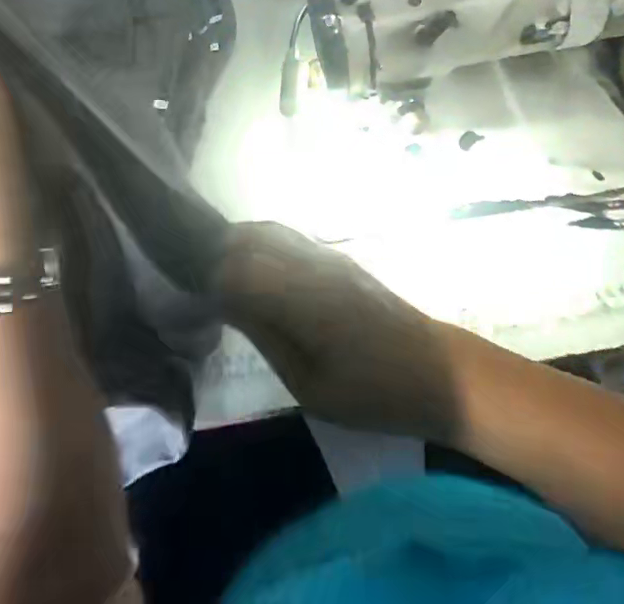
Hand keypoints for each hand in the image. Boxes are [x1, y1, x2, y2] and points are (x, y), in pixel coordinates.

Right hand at [217, 223, 461, 442]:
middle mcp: (313, 262)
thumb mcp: (307, 382)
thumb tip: (225, 299)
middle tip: (194, 288)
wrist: (436, 372)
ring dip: (239, 247)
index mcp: (302, 294)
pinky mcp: (341, 261)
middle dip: (216, 254)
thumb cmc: (371, 391)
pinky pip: (291, 240)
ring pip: (270, 232)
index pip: (234, 265)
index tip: (186, 299)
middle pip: (248, 236)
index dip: (204, 277)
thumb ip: (265, 333)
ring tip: (219, 281)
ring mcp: (330, 257)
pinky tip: (258, 279)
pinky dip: (263, 248)